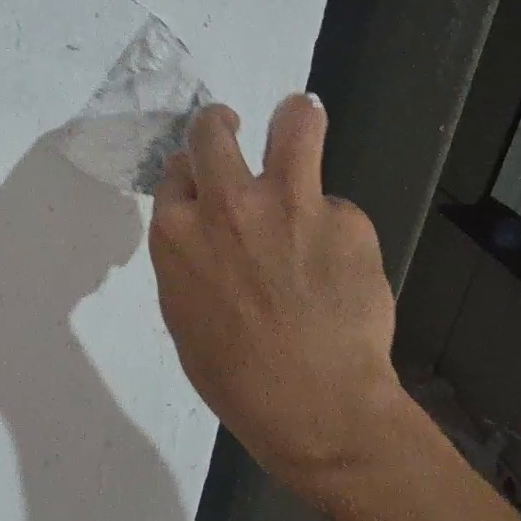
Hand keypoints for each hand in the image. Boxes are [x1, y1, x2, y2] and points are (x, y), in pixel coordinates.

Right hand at [148, 95, 407, 489]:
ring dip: (293, 118)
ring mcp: (291, 203)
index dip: (187, 175)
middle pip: (213, 131)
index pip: (174, 173)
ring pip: (294, 121)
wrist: (311, 402)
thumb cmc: (232, 375)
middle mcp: (227, 203)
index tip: (198, 183)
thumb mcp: (183, 314)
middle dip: (217, 123)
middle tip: (228, 125)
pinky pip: (335, 208)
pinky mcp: (346, 217)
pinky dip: (333, 228)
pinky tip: (337, 270)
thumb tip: (208, 236)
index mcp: (176, 233)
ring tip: (296, 123)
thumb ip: (190, 259)